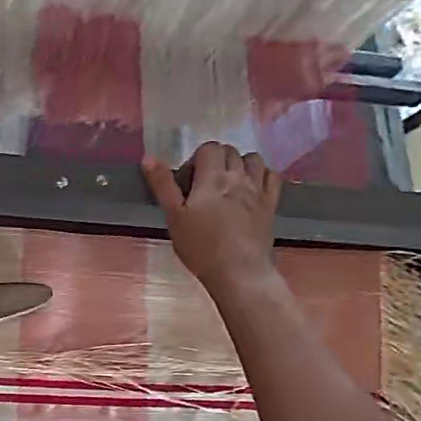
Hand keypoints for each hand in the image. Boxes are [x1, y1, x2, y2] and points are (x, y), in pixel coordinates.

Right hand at [141, 142, 282, 297]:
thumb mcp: (173, 217)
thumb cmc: (201, 247)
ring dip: (239, 164)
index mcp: (212, 178)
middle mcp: (238, 177)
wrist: (239, 271)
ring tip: (228, 183)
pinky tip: (252, 186)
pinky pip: (271, 176)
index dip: (197, 159)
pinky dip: (261, 174)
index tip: (189, 181)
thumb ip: (163, 186)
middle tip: (204, 184)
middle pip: (230, 151)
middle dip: (216, 160)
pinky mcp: (271, 204)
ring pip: (253, 159)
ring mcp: (258, 189)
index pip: (209, 148)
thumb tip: (149, 157)